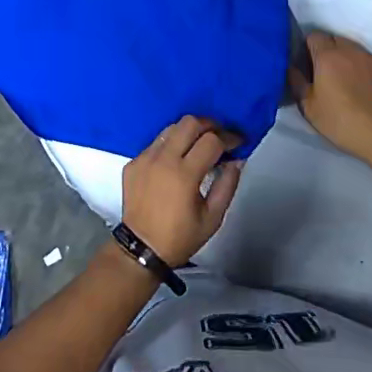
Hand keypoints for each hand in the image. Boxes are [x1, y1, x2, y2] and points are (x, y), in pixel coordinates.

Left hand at [120, 116, 243, 265]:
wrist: (141, 249)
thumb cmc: (180, 237)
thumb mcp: (213, 217)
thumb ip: (227, 185)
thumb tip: (236, 160)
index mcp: (184, 174)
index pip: (211, 140)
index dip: (229, 138)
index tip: (238, 142)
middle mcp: (162, 159)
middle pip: (189, 123)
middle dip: (209, 125)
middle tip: (220, 137)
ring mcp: (144, 158)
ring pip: (170, 128)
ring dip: (188, 131)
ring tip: (200, 144)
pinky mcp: (133, 162)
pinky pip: (155, 143)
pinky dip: (170, 144)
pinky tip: (177, 159)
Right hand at [294, 32, 371, 158]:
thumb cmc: (338, 120)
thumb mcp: (307, 106)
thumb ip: (296, 81)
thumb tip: (290, 67)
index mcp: (328, 56)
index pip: (314, 35)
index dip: (307, 46)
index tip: (306, 63)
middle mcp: (350, 51)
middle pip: (333, 38)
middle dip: (325, 49)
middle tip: (322, 71)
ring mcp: (370, 59)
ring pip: (351, 47)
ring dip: (343, 56)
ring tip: (342, 79)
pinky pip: (366, 59)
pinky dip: (359, 66)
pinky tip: (359, 86)